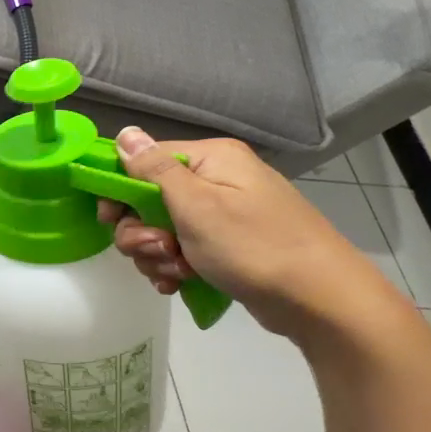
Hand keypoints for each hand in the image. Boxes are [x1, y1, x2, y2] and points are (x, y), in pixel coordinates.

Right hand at [96, 128, 392, 334]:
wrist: (319, 300)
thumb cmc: (254, 246)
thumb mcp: (197, 206)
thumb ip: (154, 169)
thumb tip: (125, 132)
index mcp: (211, 159)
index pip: (141, 160)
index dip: (118, 190)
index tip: (112, 219)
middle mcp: (215, 179)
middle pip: (144, 200)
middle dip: (140, 232)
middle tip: (159, 250)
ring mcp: (220, 213)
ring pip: (156, 230)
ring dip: (155, 255)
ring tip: (177, 272)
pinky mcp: (223, 244)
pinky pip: (177, 250)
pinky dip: (171, 267)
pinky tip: (179, 281)